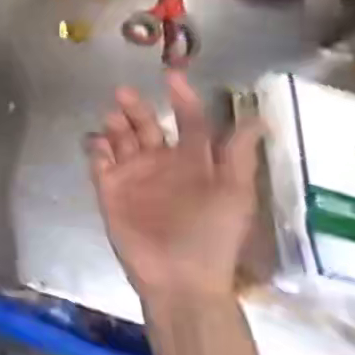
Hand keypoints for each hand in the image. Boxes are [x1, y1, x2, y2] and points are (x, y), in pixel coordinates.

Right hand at [90, 71, 262, 302]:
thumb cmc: (212, 236)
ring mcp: (133, 175)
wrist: (180, 279)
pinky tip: (101, 146)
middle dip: (135, 107)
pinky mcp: (109, 189)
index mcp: (193, 162)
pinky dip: (97, 149)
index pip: (187, 121)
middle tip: (123, 93)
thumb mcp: (234, 195)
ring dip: (115, 124)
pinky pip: (98, 160)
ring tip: (113, 120)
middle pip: (145, 124)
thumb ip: (237, 155)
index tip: (170, 75)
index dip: (181, 97)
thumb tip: (257, 118)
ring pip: (119, 137)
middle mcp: (160, 162)